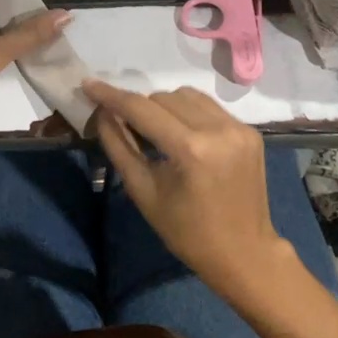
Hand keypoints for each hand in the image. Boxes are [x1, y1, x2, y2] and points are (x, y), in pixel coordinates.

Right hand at [83, 80, 295, 285]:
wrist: (244, 253)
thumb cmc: (187, 231)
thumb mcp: (143, 191)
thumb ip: (119, 146)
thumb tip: (102, 113)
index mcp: (191, 150)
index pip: (142, 109)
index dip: (111, 95)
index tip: (88, 84)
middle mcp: (218, 130)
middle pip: (163, 98)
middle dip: (140, 109)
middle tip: (127, 129)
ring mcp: (238, 128)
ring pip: (186, 95)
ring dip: (164, 106)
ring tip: (157, 132)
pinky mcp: (250, 131)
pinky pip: (208, 107)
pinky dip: (188, 113)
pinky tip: (183, 135)